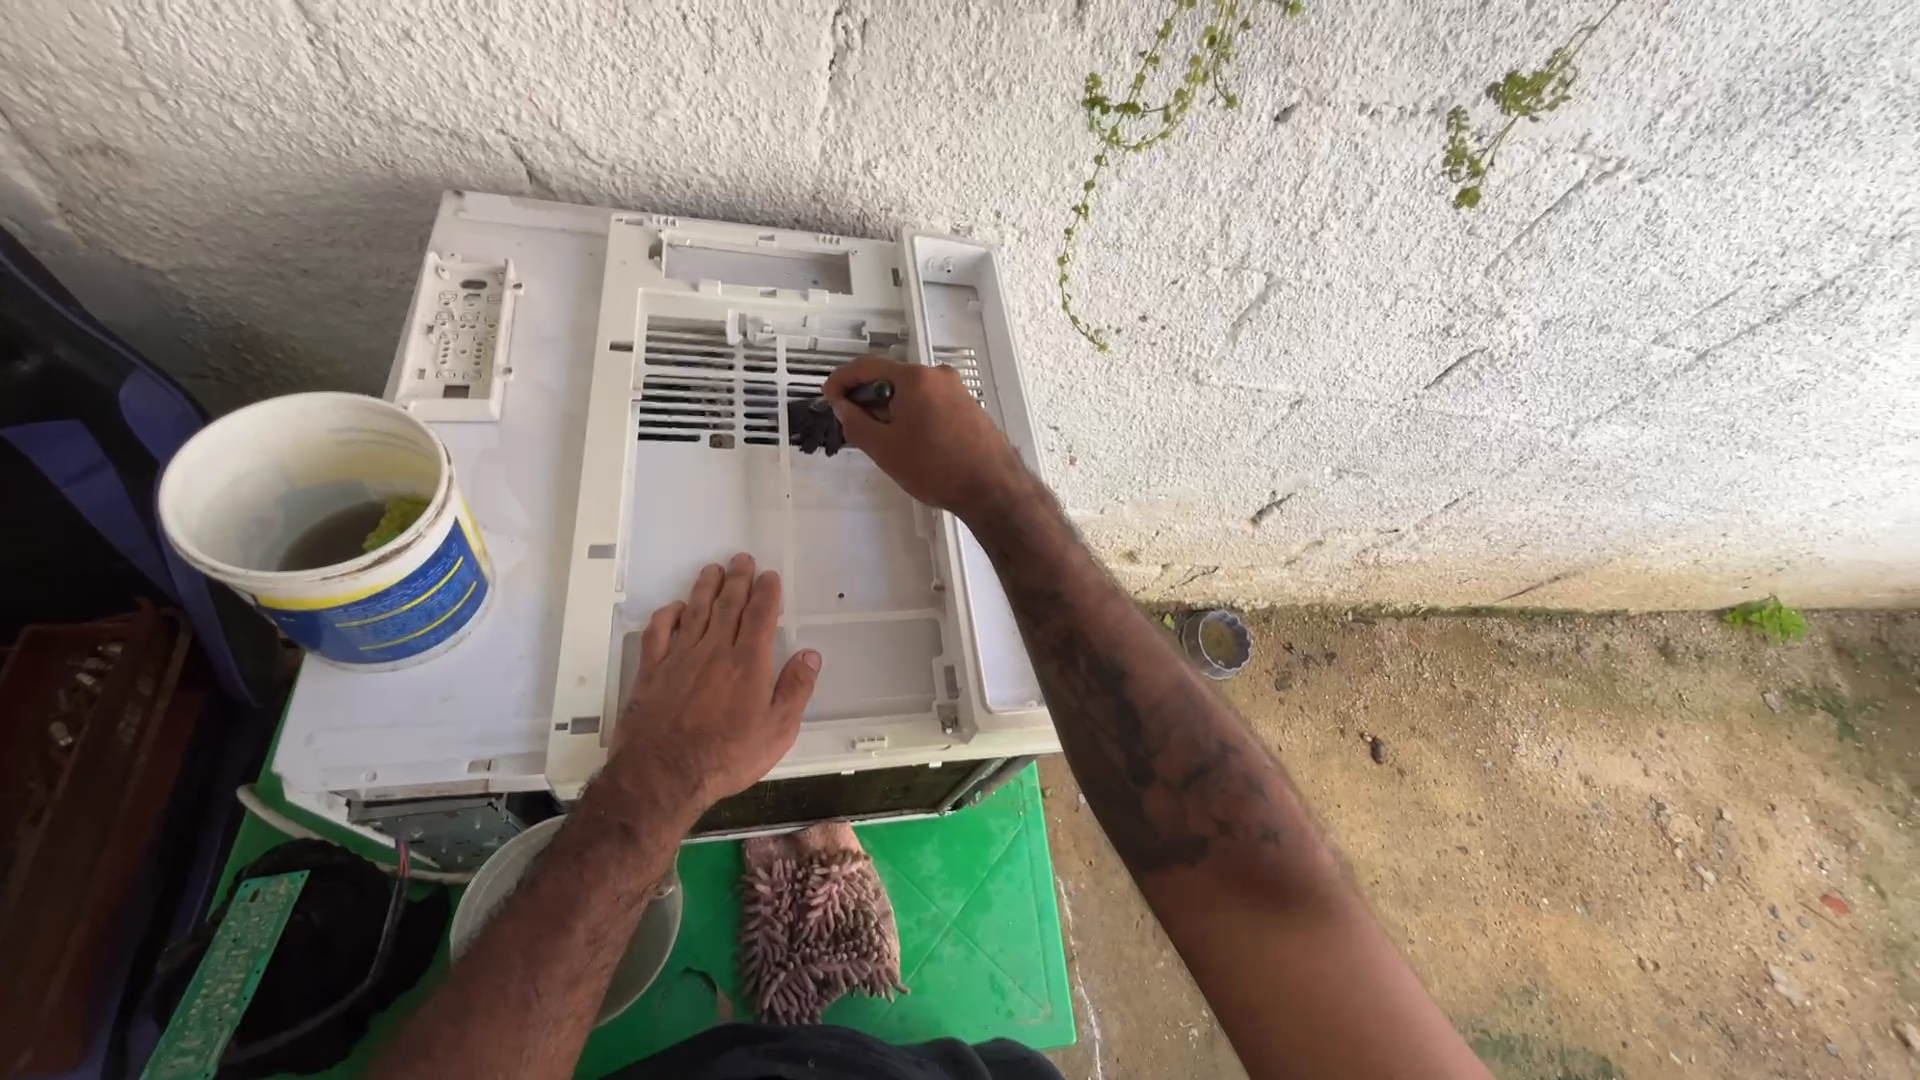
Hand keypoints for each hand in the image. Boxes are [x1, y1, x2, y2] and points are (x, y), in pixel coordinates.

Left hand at [613, 554, 820, 809]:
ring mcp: (679, 658)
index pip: (761, 617)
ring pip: (696, 612)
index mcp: (749, 663)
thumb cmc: (727, 756)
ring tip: (713, 569)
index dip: (767, 593)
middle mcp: (715, 651)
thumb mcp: (778, 731)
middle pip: (729, 606)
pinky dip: (668, 615)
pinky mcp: (651, 671)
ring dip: (706, 588)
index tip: (769, 576)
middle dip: (738, 580)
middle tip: (741, 558)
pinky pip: (659, 632)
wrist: (663, 775)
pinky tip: (675, 608)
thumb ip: (795, 689)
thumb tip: (810, 654)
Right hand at [824, 355, 1030, 520]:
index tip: (829, 397)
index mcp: (915, 378)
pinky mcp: (969, 408)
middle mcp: (938, 376)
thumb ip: (856, 423)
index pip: (867, 367)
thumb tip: (843, 407)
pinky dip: (913, 416)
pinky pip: (931, 404)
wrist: (991, 488)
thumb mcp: (884, 448)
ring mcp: (957, 391)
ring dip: (891, 410)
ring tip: (881, 440)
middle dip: (868, 399)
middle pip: (891, 378)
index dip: (842, 381)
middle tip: (852, 424)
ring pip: (912, 393)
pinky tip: (909, 442)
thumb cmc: (936, 468)